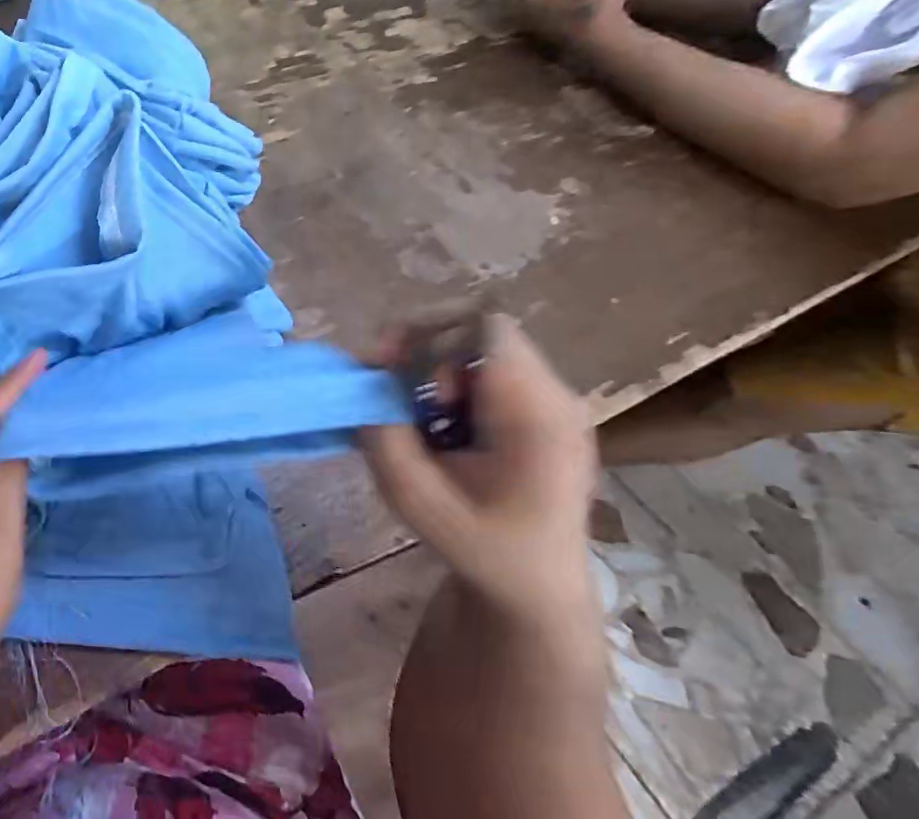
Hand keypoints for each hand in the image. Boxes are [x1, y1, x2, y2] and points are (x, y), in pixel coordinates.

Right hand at [359, 316, 599, 626]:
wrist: (536, 590)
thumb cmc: (481, 549)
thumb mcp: (416, 500)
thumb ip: (385, 438)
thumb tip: (364, 384)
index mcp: (537, 418)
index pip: (485, 329)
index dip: (427, 334)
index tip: (386, 366)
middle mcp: (554, 397)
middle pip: (478, 330)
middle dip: (421, 347)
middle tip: (385, 381)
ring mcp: (550, 401)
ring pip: (476, 345)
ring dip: (430, 365)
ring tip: (412, 409)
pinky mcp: (538, 409)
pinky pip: (483, 367)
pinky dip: (444, 380)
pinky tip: (433, 419)